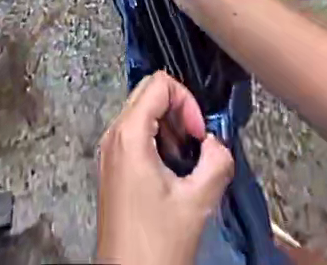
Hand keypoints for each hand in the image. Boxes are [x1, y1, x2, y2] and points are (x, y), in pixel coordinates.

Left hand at [96, 71, 234, 264]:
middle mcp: (113, 135)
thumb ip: (217, 159)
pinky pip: (136, 134)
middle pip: (149, 92)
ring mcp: (109, 152)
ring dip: (170, 127)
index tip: (199, 135)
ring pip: (143, 112)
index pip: (160, 83)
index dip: (187, 102)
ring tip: (186, 161)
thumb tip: (217, 143)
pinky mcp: (112, 169)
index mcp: (129, 134)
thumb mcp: (198, 200)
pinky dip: (158, 140)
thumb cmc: (158, 243)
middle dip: (179, 111)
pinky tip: (172, 172)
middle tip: (196, 144)